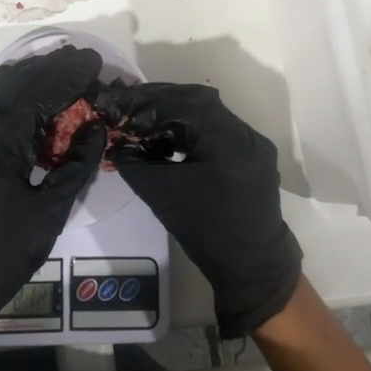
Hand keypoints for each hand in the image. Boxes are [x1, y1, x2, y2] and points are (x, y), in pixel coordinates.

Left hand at [0, 45, 104, 370]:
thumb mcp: (48, 217)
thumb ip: (74, 169)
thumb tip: (96, 130)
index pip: (32, 96)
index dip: (64, 75)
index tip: (92, 61)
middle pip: (8, 87)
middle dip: (45, 68)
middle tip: (78, 56)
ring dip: (21, 77)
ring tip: (54, 66)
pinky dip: (0, 96)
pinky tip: (21, 96)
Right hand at [98, 82, 301, 338]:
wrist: (254, 268)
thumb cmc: (207, 230)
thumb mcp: (162, 194)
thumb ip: (134, 161)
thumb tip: (116, 141)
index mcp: (227, 137)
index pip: (180, 103)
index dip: (146, 102)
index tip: (119, 105)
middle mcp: (245, 133)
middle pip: (197, 102)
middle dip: (160, 102)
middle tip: (128, 107)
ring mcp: (253, 145)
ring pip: (209, 115)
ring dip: (176, 115)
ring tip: (145, 122)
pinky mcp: (253, 158)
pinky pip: (219, 132)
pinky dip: (192, 130)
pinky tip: (171, 140)